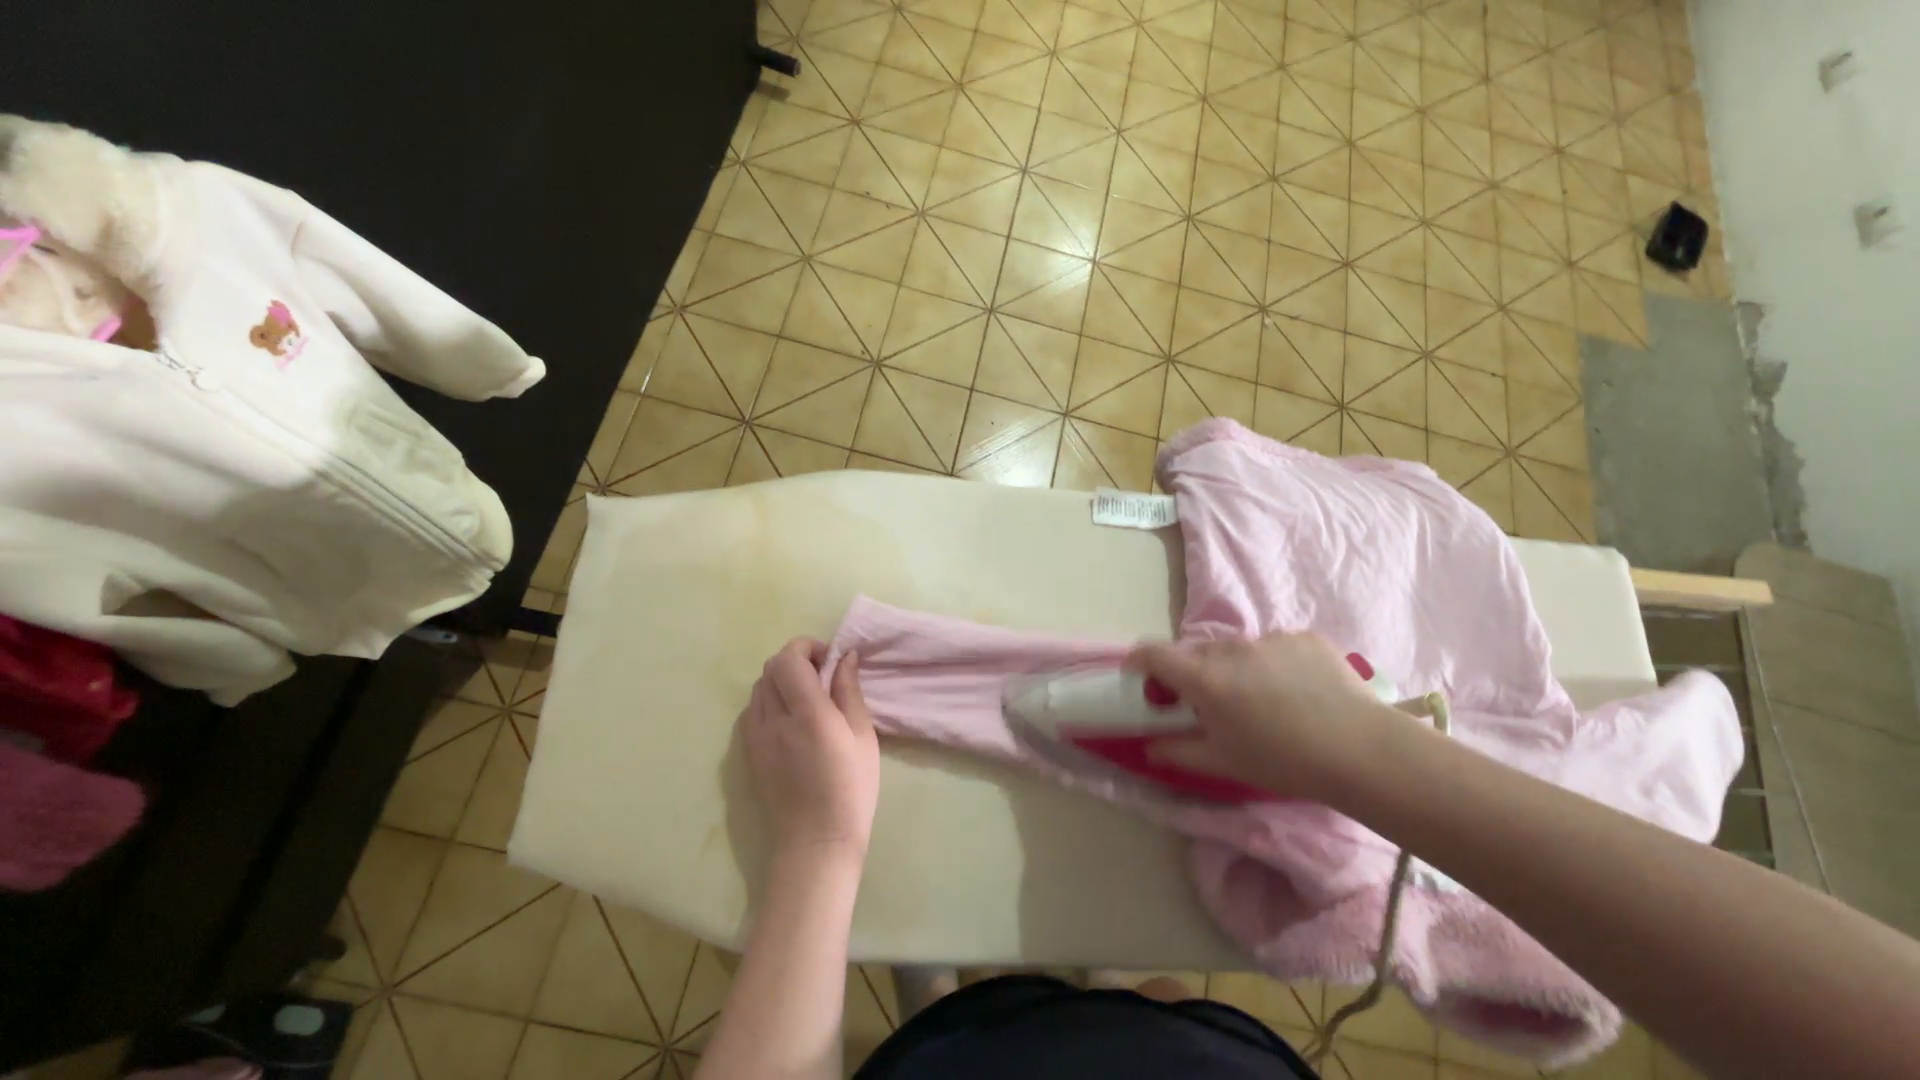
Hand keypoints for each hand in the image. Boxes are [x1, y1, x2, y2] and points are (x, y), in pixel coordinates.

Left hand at [738, 638, 879, 860]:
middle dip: (795, 661)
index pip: (789, 659)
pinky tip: (788, 721)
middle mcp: (774, 719)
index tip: (827, 658)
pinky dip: (768, 703)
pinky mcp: (747, 753)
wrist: (815, 841)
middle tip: (820, 676)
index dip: (806, 647)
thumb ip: (849, 692)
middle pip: (770, 668)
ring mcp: (755, 737)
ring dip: (780, 681)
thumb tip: (844, 657)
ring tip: (805, 699)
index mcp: (808, 714)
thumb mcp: (862, 737)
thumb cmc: (851, 790)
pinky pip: (752, 712)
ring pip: (758, 688)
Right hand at [1128, 633, 1403, 801]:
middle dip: (1195, 675)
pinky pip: (1276, 648)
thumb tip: (1150, 746)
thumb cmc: (1282, 761)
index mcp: (1204, 678)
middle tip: (1212, 707)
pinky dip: (1276, 666)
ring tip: (1266, 704)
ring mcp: (1271, 638)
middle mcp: (1231, 648)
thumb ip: (1177, 751)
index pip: (1154, 653)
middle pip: (1198, 653)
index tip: (1140, 676)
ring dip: (1238, 670)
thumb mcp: (1223, 763)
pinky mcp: (1306, 638)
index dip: (1139, 661)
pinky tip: (1300, 694)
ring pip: (1239, 651)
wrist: (1361, 749)